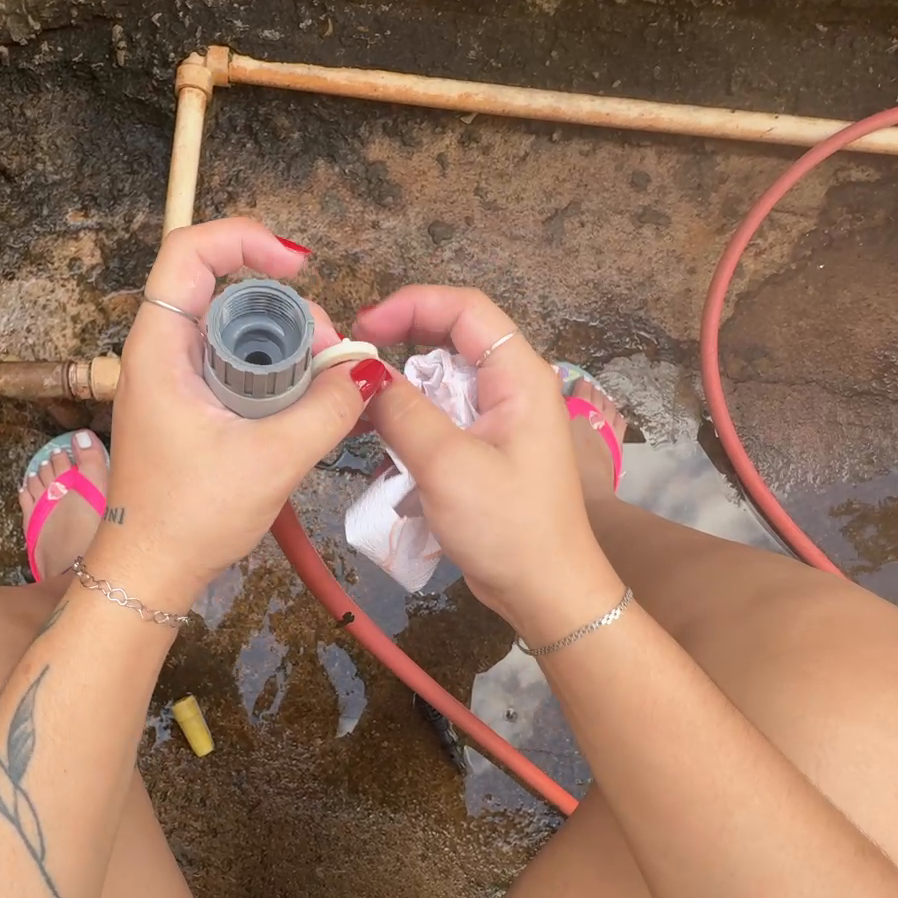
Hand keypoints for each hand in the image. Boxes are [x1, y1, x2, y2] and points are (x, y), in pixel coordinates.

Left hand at [88, 218, 375, 608]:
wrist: (149, 571)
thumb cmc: (193, 516)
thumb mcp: (272, 460)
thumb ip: (326, 411)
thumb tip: (367, 372)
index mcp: (160, 348)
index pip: (190, 253)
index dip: (246, 239)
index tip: (300, 268)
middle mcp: (160, 353)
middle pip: (225, 291)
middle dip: (285, 308)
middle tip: (329, 353)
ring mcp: (172, 381)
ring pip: (234, 331)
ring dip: (284, 344)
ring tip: (324, 382)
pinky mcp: (187, 407)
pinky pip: (233, 367)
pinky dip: (271, 372)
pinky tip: (303, 401)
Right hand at [353, 286, 621, 640]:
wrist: (545, 592)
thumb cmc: (507, 526)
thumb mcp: (447, 465)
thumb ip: (402, 412)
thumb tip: (362, 374)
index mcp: (518, 376)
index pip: (465, 309)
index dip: (410, 305)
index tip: (362, 327)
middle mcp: (511, 388)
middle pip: (450, 340)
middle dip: (399, 344)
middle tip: (352, 367)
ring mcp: (498, 420)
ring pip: (441, 381)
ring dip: (399, 388)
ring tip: (358, 407)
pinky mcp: (484, 449)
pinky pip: (441, 417)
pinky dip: (408, 420)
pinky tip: (377, 437)